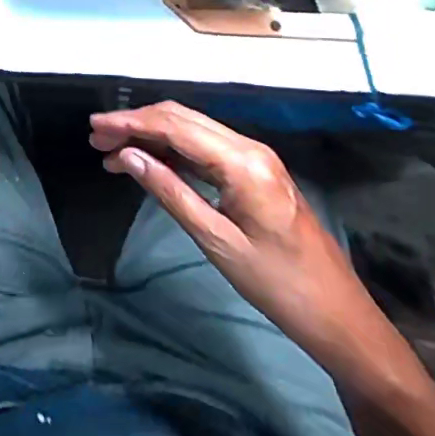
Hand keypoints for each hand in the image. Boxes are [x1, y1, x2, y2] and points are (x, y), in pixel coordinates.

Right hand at [88, 102, 395, 383]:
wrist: (339, 316)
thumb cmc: (278, 284)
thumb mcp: (217, 241)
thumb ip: (170, 192)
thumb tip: (127, 156)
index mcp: (243, 163)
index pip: (175, 127)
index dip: (130, 123)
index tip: (95, 127)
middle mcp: (249, 148)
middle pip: (182, 120)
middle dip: (136, 124)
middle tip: (97, 139)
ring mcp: (254, 158)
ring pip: (191, 131)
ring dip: (151, 136)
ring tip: (112, 153)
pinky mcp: (254, 172)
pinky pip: (204, 149)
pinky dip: (171, 151)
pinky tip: (147, 163)